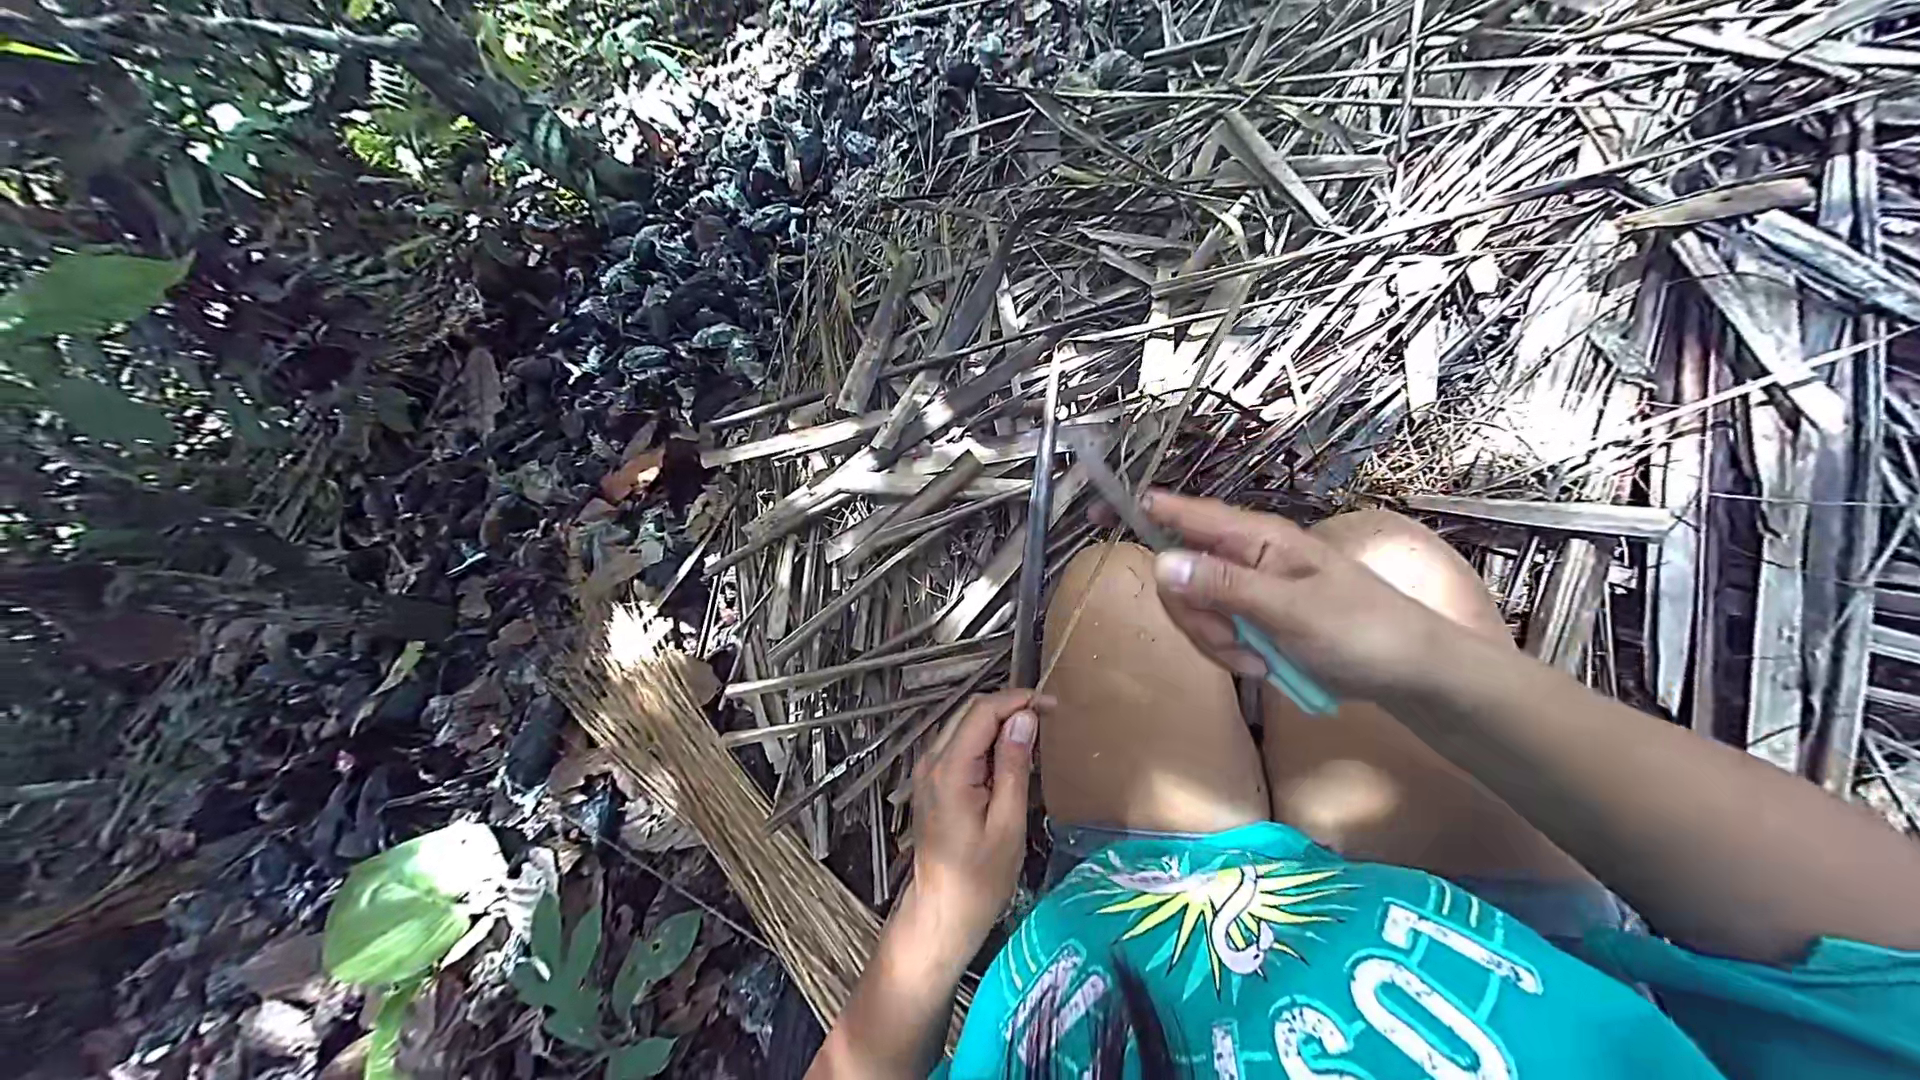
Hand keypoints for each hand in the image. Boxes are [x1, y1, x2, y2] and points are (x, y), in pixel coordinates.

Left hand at [906, 688, 1045, 965]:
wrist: (942, 912)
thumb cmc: (979, 878)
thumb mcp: (1008, 823)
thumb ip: (1014, 766)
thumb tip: (1024, 718)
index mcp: (949, 770)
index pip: (982, 711)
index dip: (1018, 700)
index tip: (1051, 706)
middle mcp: (932, 761)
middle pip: (970, 711)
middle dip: (1009, 706)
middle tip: (1046, 718)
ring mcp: (928, 769)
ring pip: (964, 722)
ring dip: (998, 720)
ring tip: (1032, 734)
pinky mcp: (932, 779)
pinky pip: (959, 742)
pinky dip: (986, 737)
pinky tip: (1009, 753)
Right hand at [1131, 490, 1454, 700]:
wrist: (1410, 674)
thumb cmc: (1363, 630)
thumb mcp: (1292, 608)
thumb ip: (1224, 584)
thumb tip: (1159, 559)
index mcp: (1254, 538)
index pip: (1183, 514)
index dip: (1140, 509)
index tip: (1097, 514)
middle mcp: (1241, 557)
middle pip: (1177, 574)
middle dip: (1194, 615)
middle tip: (1232, 643)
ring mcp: (1244, 589)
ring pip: (1191, 607)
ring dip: (1214, 640)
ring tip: (1258, 659)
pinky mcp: (1249, 618)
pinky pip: (1212, 630)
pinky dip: (1228, 652)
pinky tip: (1262, 664)